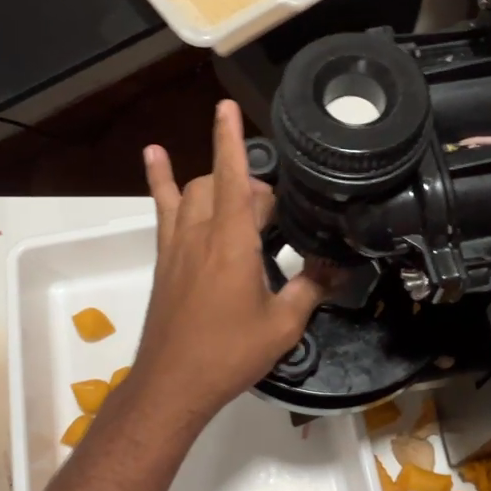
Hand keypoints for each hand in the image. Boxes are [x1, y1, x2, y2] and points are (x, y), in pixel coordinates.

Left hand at [129, 100, 331, 417]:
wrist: (173, 383)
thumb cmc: (229, 353)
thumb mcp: (283, 325)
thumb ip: (311, 288)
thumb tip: (334, 267)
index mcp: (232, 243)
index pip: (234, 179)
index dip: (231, 140)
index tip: (228, 107)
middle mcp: (200, 233)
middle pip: (220, 184)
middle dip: (251, 187)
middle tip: (275, 218)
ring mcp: (176, 244)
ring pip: (192, 191)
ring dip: (215, 181)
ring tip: (241, 197)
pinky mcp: (165, 258)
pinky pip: (163, 209)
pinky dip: (161, 180)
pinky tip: (156, 156)